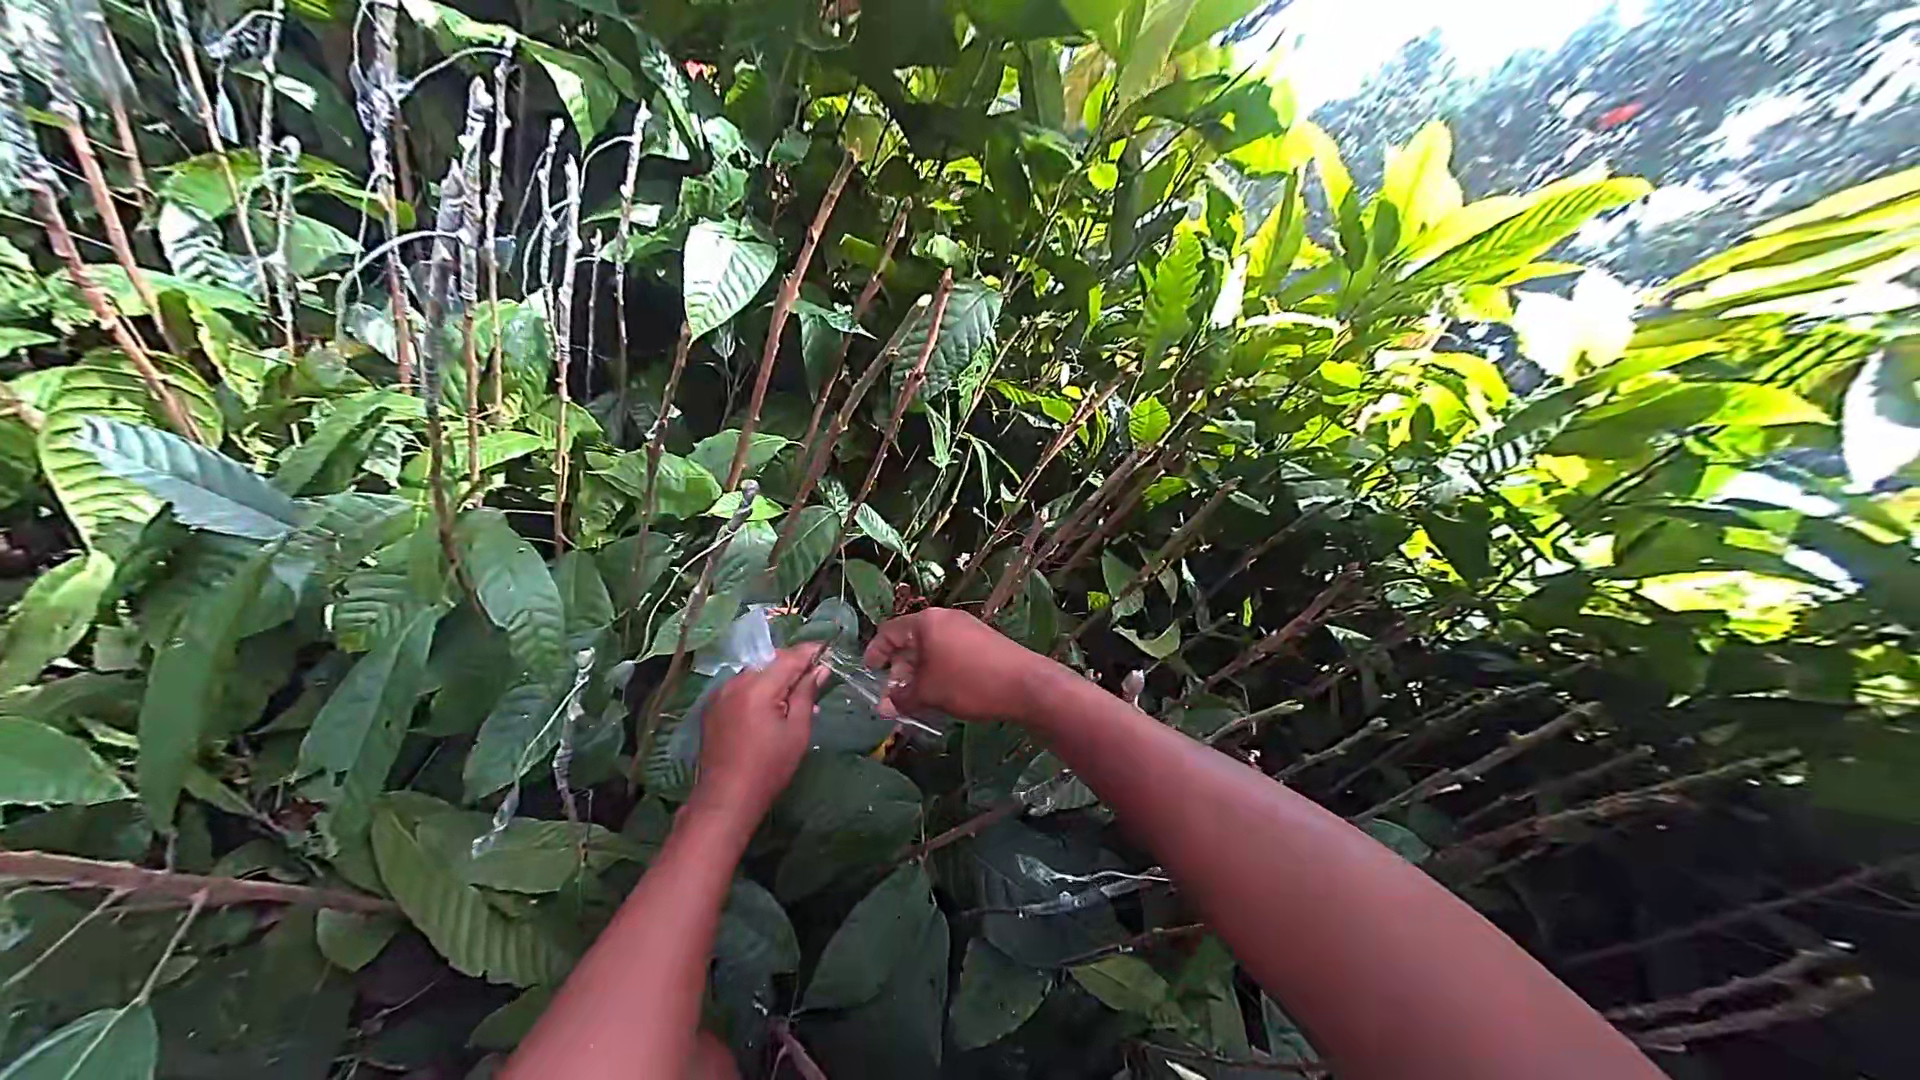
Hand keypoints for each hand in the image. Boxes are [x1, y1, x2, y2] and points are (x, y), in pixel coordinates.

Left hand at [692, 644, 828, 821]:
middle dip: (793, 663)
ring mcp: (720, 694)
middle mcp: (735, 683)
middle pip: (770, 661)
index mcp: (757, 687)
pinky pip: (741, 686)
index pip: (789, 657)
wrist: (725, 799)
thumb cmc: (769, 767)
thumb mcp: (797, 731)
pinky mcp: (713, 707)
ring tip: (795, 693)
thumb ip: (807, 694)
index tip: (828, 649)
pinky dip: (758, 688)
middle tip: (816, 674)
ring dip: (775, 676)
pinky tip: (770, 705)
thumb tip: (820, 669)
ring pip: (755, 672)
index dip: (811, 651)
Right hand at [863, 607, 1057, 724]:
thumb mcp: (928, 693)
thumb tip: (885, 705)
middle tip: (893, 699)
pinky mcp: (983, 643)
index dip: (875, 652)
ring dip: (919, 676)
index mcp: (927, 622)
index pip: (889, 631)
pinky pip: (950, 655)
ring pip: (932, 651)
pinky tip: (940, 696)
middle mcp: (945, 619)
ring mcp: (967, 629)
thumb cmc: (968, 682)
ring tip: (915, 703)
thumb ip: (902, 697)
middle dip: (899, 672)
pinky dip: (938, 673)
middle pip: (911, 642)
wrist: (1026, 685)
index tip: (868, 671)